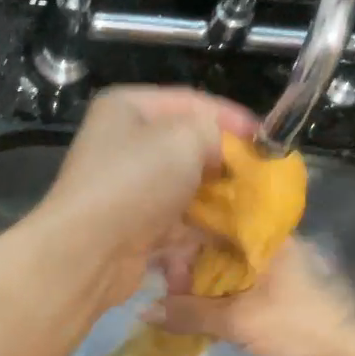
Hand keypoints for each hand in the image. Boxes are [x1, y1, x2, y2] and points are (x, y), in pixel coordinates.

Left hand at [31, 86, 259, 308]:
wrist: (88, 253)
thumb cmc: (134, 183)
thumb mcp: (185, 138)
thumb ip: (215, 133)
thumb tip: (224, 151)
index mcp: (127, 109)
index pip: (189, 102)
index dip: (230, 118)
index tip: (266, 139)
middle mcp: (123, 147)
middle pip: (186, 149)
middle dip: (224, 165)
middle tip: (260, 178)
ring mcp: (126, 193)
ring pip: (183, 192)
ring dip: (215, 202)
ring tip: (250, 209)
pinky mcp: (132, 233)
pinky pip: (174, 227)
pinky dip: (199, 232)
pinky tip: (227, 238)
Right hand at [146, 241, 354, 355]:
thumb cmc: (296, 328)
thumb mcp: (236, 321)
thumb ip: (189, 314)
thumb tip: (145, 311)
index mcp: (267, 237)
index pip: (217, 220)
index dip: (184, 238)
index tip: (162, 263)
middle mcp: (274, 246)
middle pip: (220, 245)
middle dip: (190, 266)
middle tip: (168, 291)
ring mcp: (280, 270)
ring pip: (229, 268)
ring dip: (203, 285)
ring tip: (179, 305)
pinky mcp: (282, 294)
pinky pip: (240, 286)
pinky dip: (218, 297)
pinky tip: (201, 312)